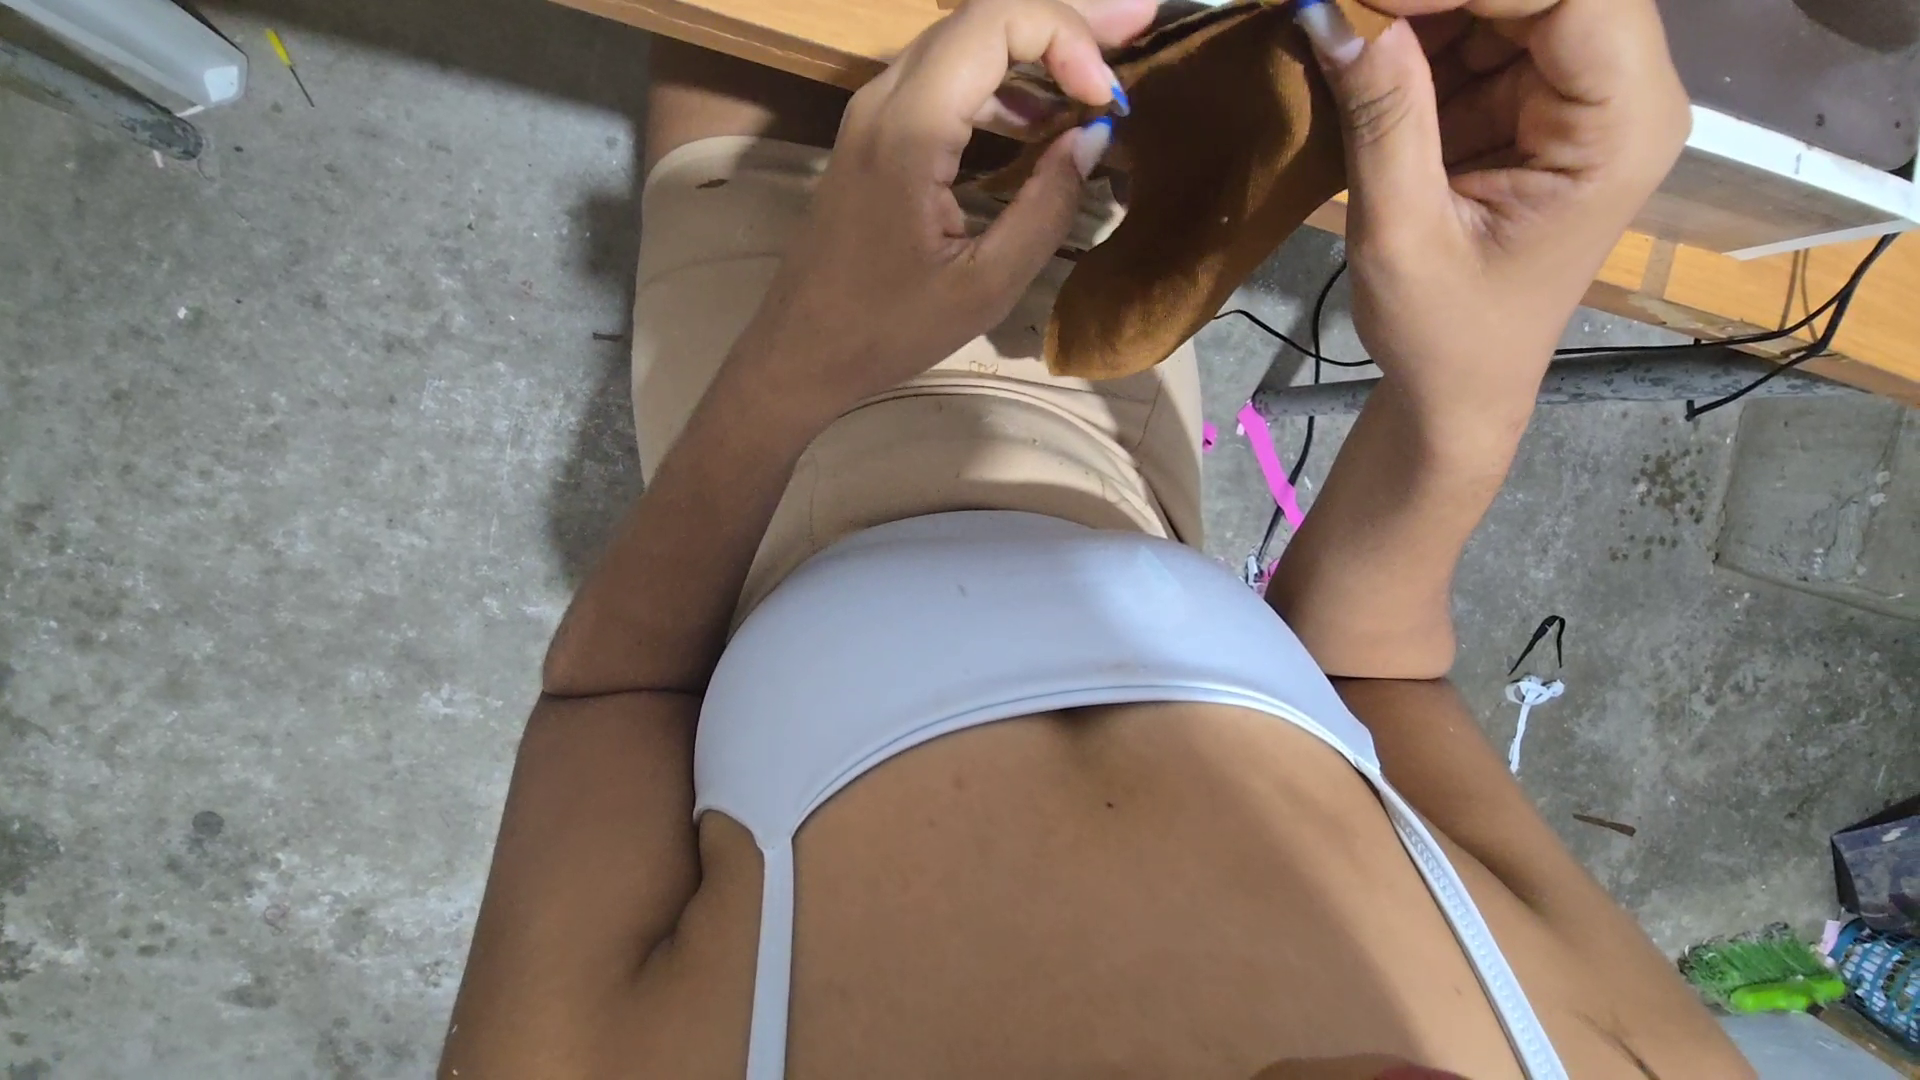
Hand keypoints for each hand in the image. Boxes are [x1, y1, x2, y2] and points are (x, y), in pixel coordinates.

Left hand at [724, 0, 1154, 422]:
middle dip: (1063, 21)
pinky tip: (1037, 118)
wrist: (802, 352)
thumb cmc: (889, 330)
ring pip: (959, 48)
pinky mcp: (871, 140)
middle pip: (979, 19)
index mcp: (909, 129)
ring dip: (1031, 52)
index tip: (1107, 97)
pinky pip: (940, 86)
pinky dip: (996, 88)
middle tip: (1135, 26)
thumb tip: (1091, 137)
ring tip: (1097, 74)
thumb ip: (1046, 206)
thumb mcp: (985, 285)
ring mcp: (870, 116)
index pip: (994, 23)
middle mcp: (882, 100)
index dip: (1067, 36)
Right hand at [1310, 0, 1690, 440]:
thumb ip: (1381, 120)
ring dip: (1422, 20)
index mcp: (1619, 126)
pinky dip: (1419, 52)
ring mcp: (1577, 101)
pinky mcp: (1533, 116)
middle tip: (1347, 12)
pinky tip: (1368, 71)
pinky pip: (1481, 49)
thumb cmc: (1439, 334)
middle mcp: (1620, 94)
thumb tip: (1336, 16)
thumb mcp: (1400, 234)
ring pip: (1508, 9)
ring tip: (1347, 41)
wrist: (1456, 389)